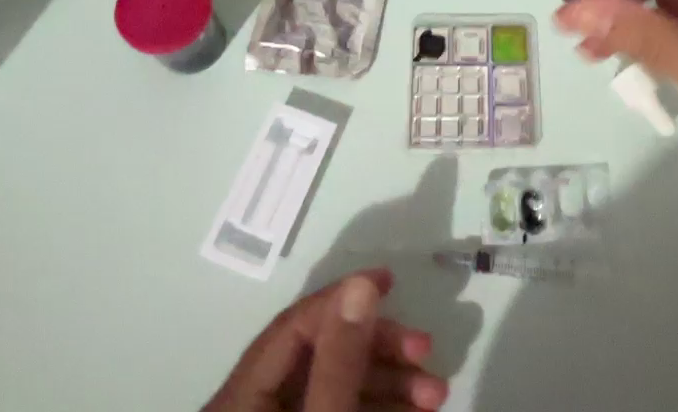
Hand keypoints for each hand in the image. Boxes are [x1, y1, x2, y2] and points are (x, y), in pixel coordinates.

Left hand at [203, 270, 448, 411]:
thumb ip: (341, 358)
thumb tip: (361, 283)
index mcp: (242, 395)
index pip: (296, 325)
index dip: (343, 297)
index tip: (389, 279)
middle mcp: (254, 406)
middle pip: (322, 355)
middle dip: (380, 349)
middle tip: (425, 347)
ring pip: (338, 388)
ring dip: (390, 384)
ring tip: (435, 391)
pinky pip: (340, 411)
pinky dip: (378, 407)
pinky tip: (415, 409)